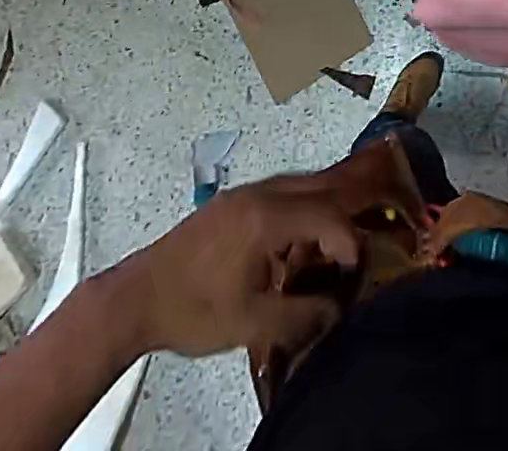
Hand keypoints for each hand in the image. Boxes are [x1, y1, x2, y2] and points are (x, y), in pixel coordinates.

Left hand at [121, 139, 427, 358]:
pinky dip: (306, 204)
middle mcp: (260, 193)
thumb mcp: (251, 324)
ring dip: (328, 203)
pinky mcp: (234, 201)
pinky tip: (306, 232)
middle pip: (319, 185)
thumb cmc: (194, 310)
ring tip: (343, 233)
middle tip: (370, 232)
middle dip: (351, 205)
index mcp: (265, 218)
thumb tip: (339, 308)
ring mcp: (245, 193)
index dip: (349, 240)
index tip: (355, 269)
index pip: (326, 214)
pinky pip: (284, 190)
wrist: (136, 298)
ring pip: (302, 183)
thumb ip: (303, 315)